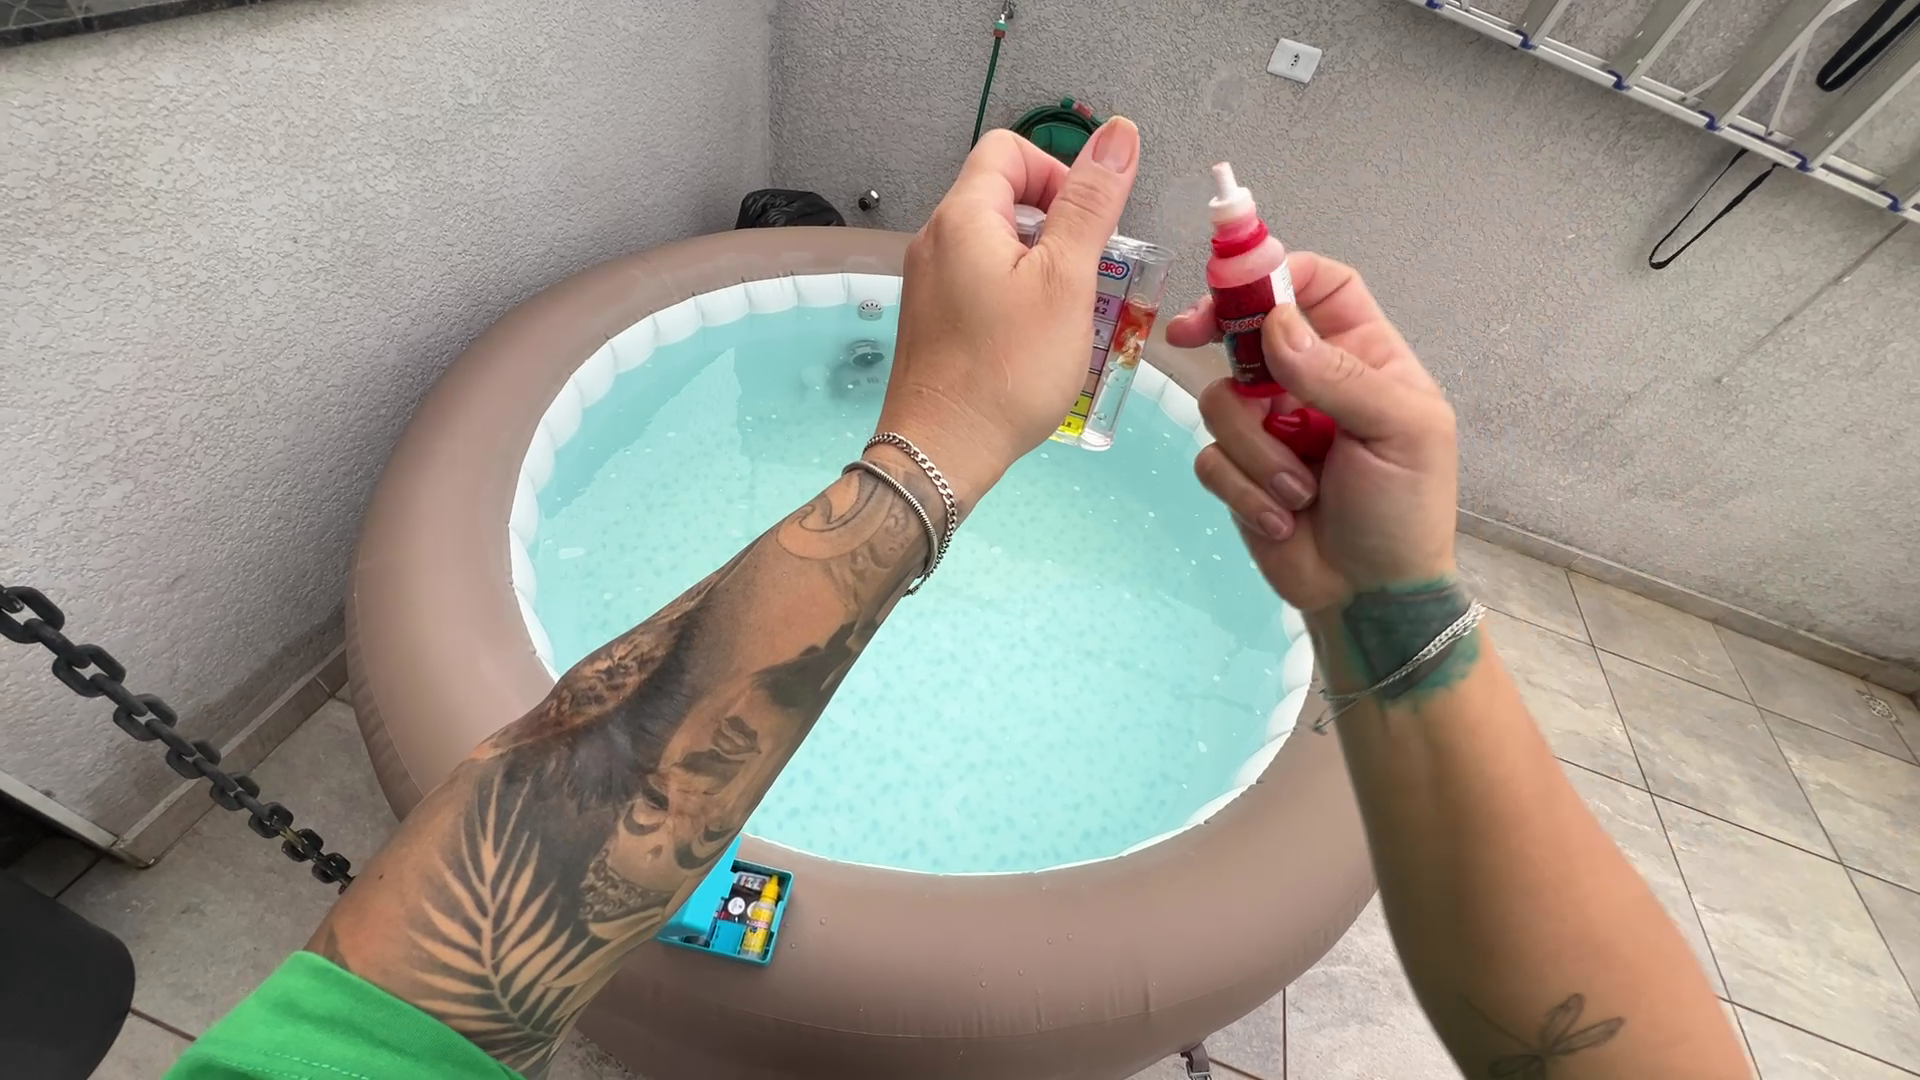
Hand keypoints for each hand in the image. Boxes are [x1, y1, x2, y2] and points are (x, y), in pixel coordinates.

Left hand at [876, 120, 1141, 510]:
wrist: (942, 453)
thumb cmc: (1008, 370)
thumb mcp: (1065, 281)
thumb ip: (1090, 204)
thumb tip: (1118, 134)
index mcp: (961, 217)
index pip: (1009, 151)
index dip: (1057, 171)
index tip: (1086, 224)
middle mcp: (933, 243)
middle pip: (1001, 201)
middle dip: (1054, 228)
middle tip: (1085, 278)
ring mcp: (926, 287)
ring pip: (992, 250)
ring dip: (1038, 269)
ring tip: (1065, 317)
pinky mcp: (929, 325)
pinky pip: (977, 289)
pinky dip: (1012, 299)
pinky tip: (1032, 342)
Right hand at [1165, 254, 1457, 616]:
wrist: (1369, 591)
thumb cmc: (1404, 507)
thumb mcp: (1400, 432)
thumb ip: (1341, 375)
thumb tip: (1275, 326)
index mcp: (1360, 356)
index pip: (1317, 287)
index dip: (1275, 274)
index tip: (1232, 287)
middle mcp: (1305, 383)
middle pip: (1246, 333)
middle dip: (1213, 333)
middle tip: (1184, 335)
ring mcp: (1265, 427)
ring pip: (1219, 403)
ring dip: (1257, 455)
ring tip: (1300, 495)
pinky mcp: (1237, 471)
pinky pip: (1210, 459)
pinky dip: (1243, 491)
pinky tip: (1280, 520)